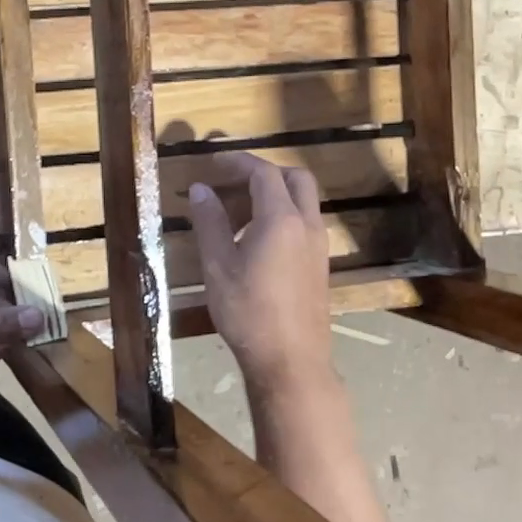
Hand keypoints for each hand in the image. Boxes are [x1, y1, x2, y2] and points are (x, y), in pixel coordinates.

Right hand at [186, 153, 333, 388]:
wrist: (290, 360)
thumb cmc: (247, 311)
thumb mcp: (218, 265)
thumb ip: (210, 222)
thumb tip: (201, 189)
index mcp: (281, 219)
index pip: (264, 173)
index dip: (238, 161)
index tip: (213, 161)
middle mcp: (306, 225)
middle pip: (294, 179)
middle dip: (263, 172)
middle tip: (231, 181)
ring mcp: (318, 246)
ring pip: (302, 202)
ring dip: (273, 195)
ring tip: (236, 213)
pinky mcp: (320, 265)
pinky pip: (303, 224)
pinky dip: (282, 215)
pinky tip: (255, 240)